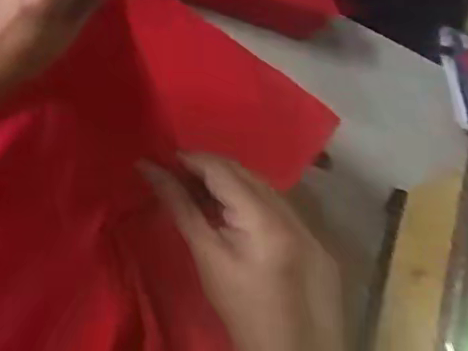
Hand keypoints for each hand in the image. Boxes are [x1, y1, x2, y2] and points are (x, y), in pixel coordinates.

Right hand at [142, 154, 343, 350]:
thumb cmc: (241, 307)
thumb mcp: (204, 253)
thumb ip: (178, 203)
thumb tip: (146, 165)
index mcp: (266, 221)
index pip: (221, 169)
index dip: (188, 160)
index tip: (161, 163)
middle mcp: (295, 219)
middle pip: (243, 173)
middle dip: (207, 169)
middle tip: (177, 178)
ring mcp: (314, 235)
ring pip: (263, 189)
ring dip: (230, 184)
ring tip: (202, 198)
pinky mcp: (321, 250)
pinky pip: (280, 210)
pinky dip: (252, 203)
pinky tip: (234, 219)